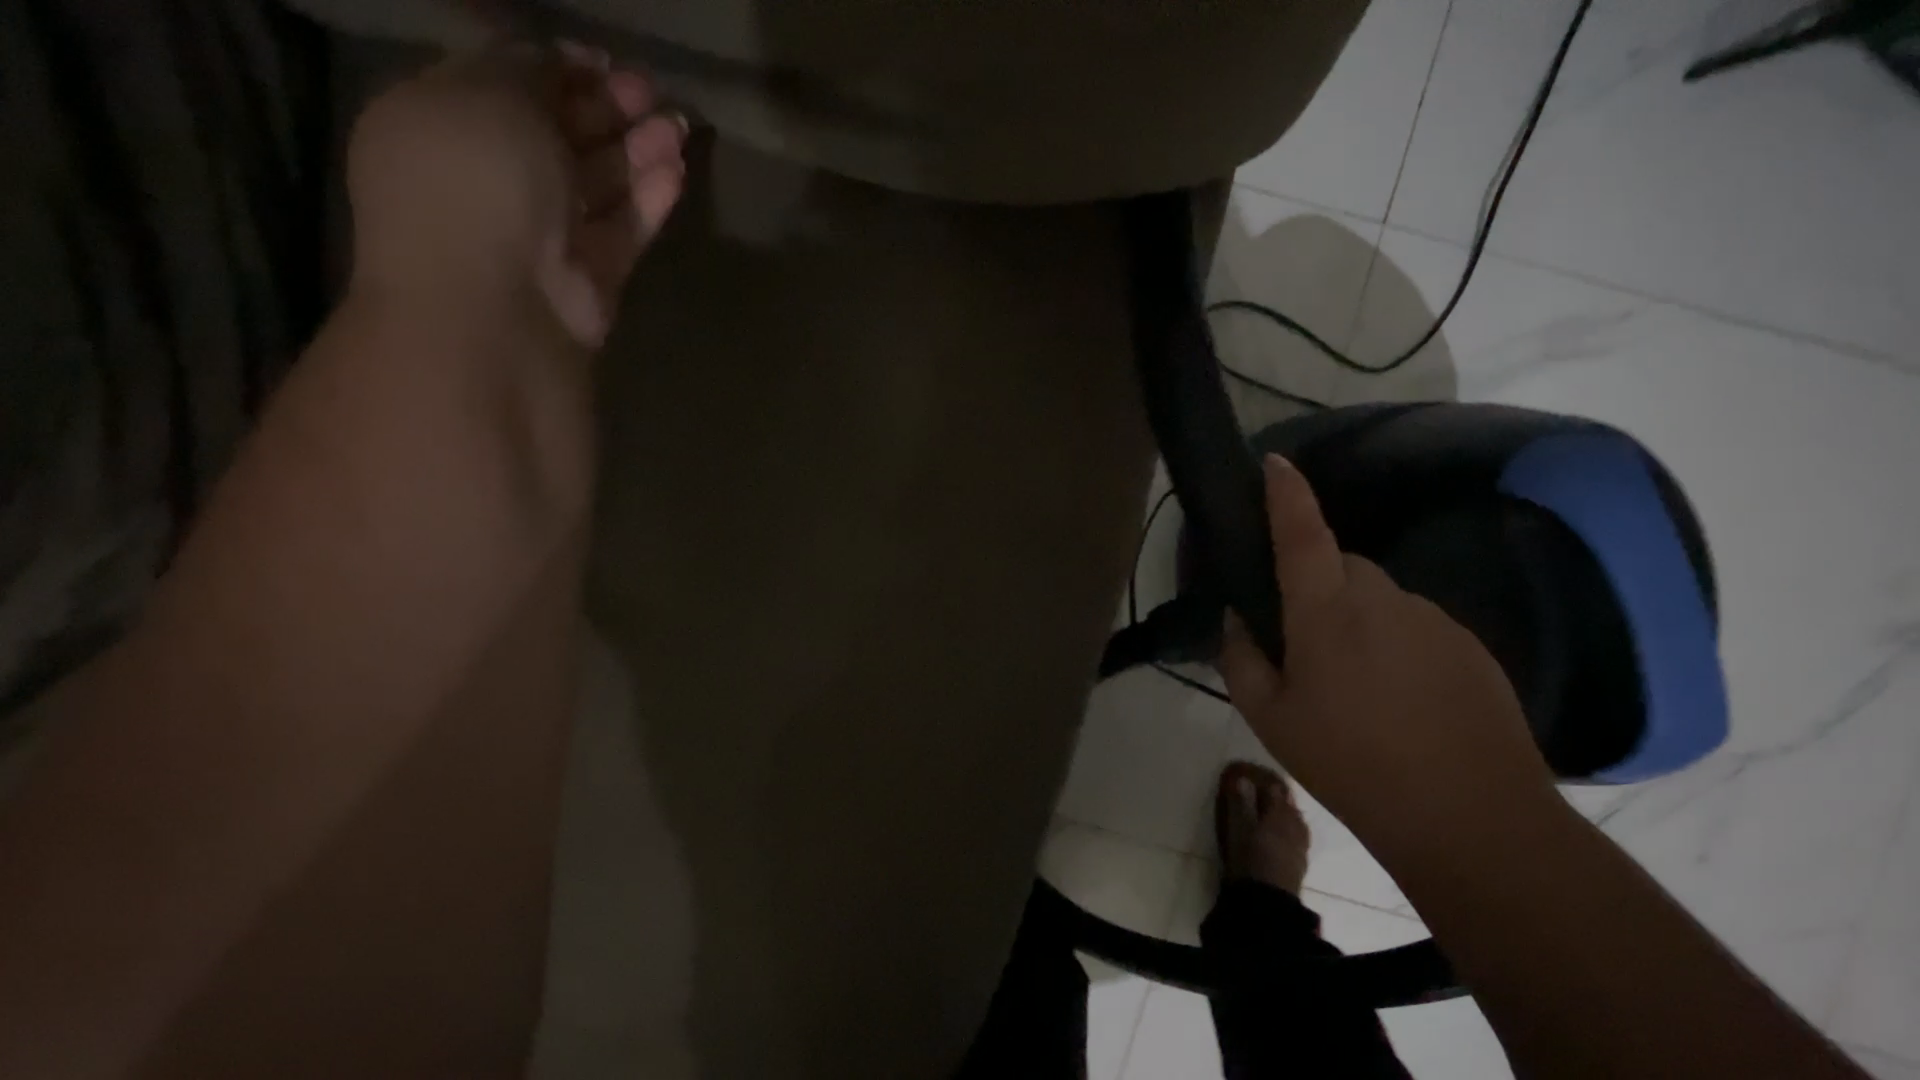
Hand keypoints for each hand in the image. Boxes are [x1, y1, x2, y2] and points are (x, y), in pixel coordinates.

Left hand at [346, 43, 687, 347]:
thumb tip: (562, 64)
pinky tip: (676, 172)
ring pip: (593, 186)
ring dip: (636, 153)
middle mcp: (484, 185)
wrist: (493, 307)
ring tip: (678, 127)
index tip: (600, 61)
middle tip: (647, 90)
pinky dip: (646, 203)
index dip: (551, 69)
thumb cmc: (473, 183)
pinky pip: (618, 235)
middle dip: (603, 110)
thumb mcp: (490, 95)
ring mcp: (537, 240)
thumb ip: (529, 69)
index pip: (498, 87)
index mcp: (437, 131)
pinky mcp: (584, 284)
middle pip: (554, 138)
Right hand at [1220, 455, 1560, 844]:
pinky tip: (1402, 703)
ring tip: (1359, 691)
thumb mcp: (1271, 720)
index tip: (1276, 462)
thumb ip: (1241, 660)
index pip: (1301, 534)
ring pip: (1380, 600)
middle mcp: (1382, 599)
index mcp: (1326, 612)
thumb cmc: (1352, 765)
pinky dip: (1398, 647)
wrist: (1471, 815)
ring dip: (1359, 623)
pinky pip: (1417, 627)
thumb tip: (1239, 620)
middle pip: (1342, 567)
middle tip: (1306, 650)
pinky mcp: (1469, 645)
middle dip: (1319, 588)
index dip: (1286, 494)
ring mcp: (1433, 619)